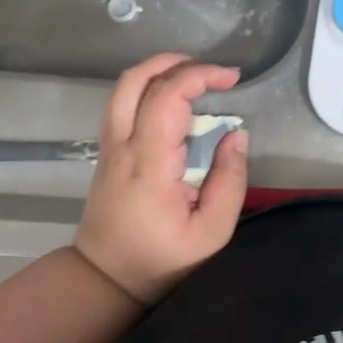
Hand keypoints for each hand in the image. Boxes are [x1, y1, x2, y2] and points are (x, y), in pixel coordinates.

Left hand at [73, 53, 248, 304]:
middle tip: (211, 69)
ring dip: (158, 71)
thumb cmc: (162, 261)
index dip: (199, 76)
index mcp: (148, 164)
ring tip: (194, 75)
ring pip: (122, 89)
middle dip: (174, 62)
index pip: (166, 98)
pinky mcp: (108, 153)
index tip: (232, 78)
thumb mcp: (211, 232)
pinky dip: (148, 88)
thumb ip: (229, 181)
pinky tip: (173, 99)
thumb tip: (236, 135)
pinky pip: (122, 105)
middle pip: (134, 81)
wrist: (107, 280)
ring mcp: (109, 148)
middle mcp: (122, 147)